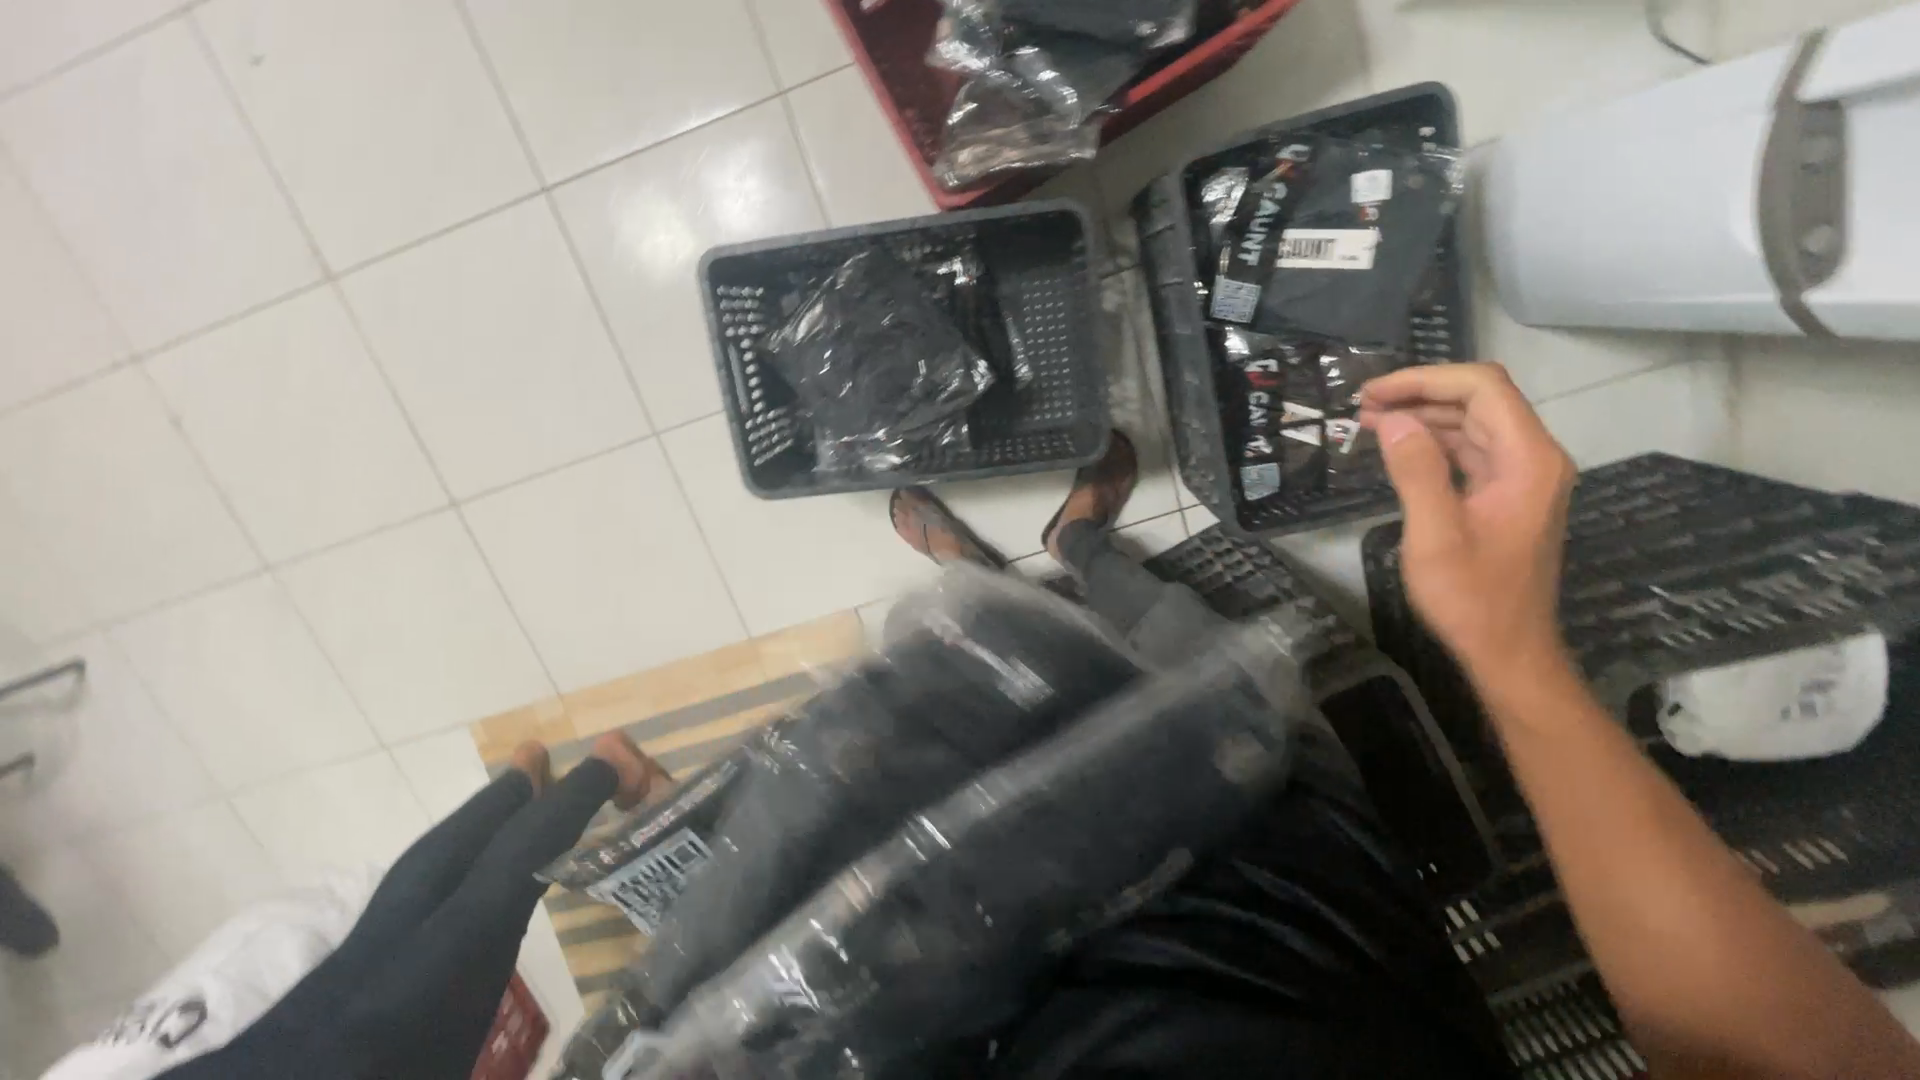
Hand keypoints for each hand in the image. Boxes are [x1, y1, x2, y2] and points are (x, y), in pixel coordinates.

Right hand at [1358, 363, 1576, 683]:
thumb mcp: (1434, 535)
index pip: (1482, 389)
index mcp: (1528, 460)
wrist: (1507, 650)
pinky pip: (1470, 451)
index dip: (1425, 380)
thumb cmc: (1471, 598)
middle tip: (1361, 406)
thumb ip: (1416, 471)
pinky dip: (1432, 442)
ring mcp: (1523, 477)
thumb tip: (1393, 420)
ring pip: (1473, 424)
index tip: (1372, 393)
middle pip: (1479, 400)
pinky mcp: (1507, 495)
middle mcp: (1534, 459)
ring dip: (1423, 416)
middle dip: (1420, 394)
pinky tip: (1397, 447)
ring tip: (1369, 422)